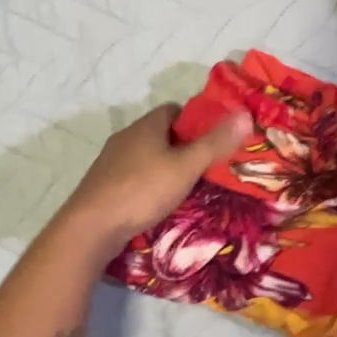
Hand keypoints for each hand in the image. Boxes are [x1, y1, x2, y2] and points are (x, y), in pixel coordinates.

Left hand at [50, 104, 251, 262]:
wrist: (90, 227)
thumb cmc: (142, 190)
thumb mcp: (185, 167)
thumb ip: (215, 143)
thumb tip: (245, 114)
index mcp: (146, 125)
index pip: (174, 110)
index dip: (196, 121)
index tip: (214, 141)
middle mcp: (126, 137)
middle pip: (160, 133)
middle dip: (183, 147)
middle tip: (205, 168)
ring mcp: (110, 162)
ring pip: (145, 156)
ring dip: (164, 167)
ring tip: (185, 188)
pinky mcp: (103, 185)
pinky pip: (132, 177)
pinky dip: (147, 185)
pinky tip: (156, 204)